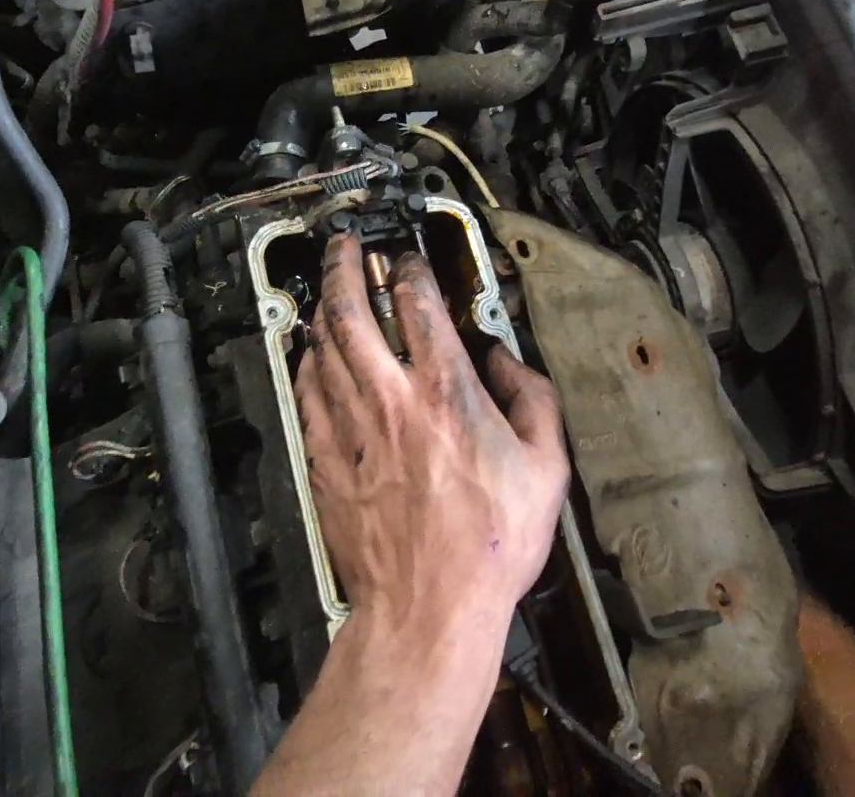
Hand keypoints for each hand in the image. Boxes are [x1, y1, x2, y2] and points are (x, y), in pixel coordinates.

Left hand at [293, 233, 569, 635]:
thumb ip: (532, 400)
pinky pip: (308, 396)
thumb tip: (508, 364)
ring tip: (326, 294)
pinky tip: (311, 358)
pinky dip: (308, 366)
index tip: (410, 265)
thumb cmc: (488, 544)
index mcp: (447, 394)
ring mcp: (353, 429)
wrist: (429, 607)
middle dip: (343, 267)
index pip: (420, 306)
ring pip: (323, 348)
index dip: (411, 272)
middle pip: (351, 312)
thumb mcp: (546, 468)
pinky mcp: (329, 461)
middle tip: (343, 248)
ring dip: (323, 312)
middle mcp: (392, 400)